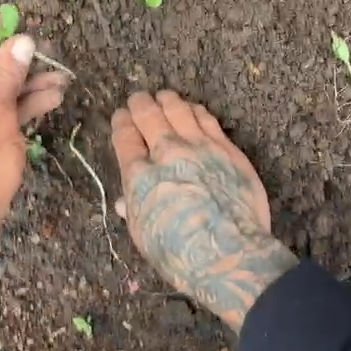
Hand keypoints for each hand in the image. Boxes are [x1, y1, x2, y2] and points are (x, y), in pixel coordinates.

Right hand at [111, 91, 295, 330]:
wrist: (229, 252)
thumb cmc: (180, 253)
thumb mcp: (143, 235)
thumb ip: (134, 209)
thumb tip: (125, 201)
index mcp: (139, 176)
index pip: (125, 137)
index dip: (121, 122)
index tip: (121, 117)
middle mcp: (166, 153)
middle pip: (149, 115)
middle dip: (140, 104)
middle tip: (138, 99)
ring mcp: (199, 147)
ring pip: (178, 109)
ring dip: (167, 100)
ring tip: (163, 97)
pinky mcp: (226, 148)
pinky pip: (207, 119)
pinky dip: (194, 109)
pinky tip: (191, 109)